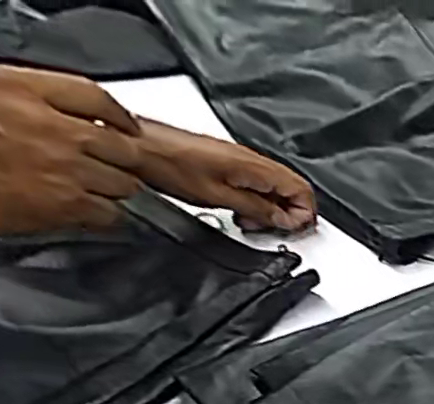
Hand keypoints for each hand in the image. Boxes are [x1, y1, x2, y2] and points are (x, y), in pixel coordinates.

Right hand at [0, 63, 142, 233]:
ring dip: (112, 189)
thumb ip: (18, 97)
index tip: (126, 128)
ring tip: (85, 188)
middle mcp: (51, 128)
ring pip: (124, 183)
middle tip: (106, 166)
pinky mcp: (71, 203)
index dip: (119, 116)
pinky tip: (81, 210)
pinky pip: (112, 213)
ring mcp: (66, 168)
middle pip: (123, 147)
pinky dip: (102, 214)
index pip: (95, 96)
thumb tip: (57, 111)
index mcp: (19, 89)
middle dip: (120, 159)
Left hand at [135, 121, 314, 232]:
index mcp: (255, 167)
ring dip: (270, 208)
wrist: (130, 144)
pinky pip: (257, 183)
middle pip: (293, 189)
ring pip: (276, 188)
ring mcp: (239, 159)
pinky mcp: (226, 161)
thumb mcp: (219, 196)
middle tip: (270, 226)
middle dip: (288, 213)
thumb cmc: (164, 163)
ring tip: (249, 219)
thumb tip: (284, 220)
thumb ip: (259, 209)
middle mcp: (251, 159)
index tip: (290, 228)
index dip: (303, 214)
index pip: (303, 191)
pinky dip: (255, 200)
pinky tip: (237, 207)